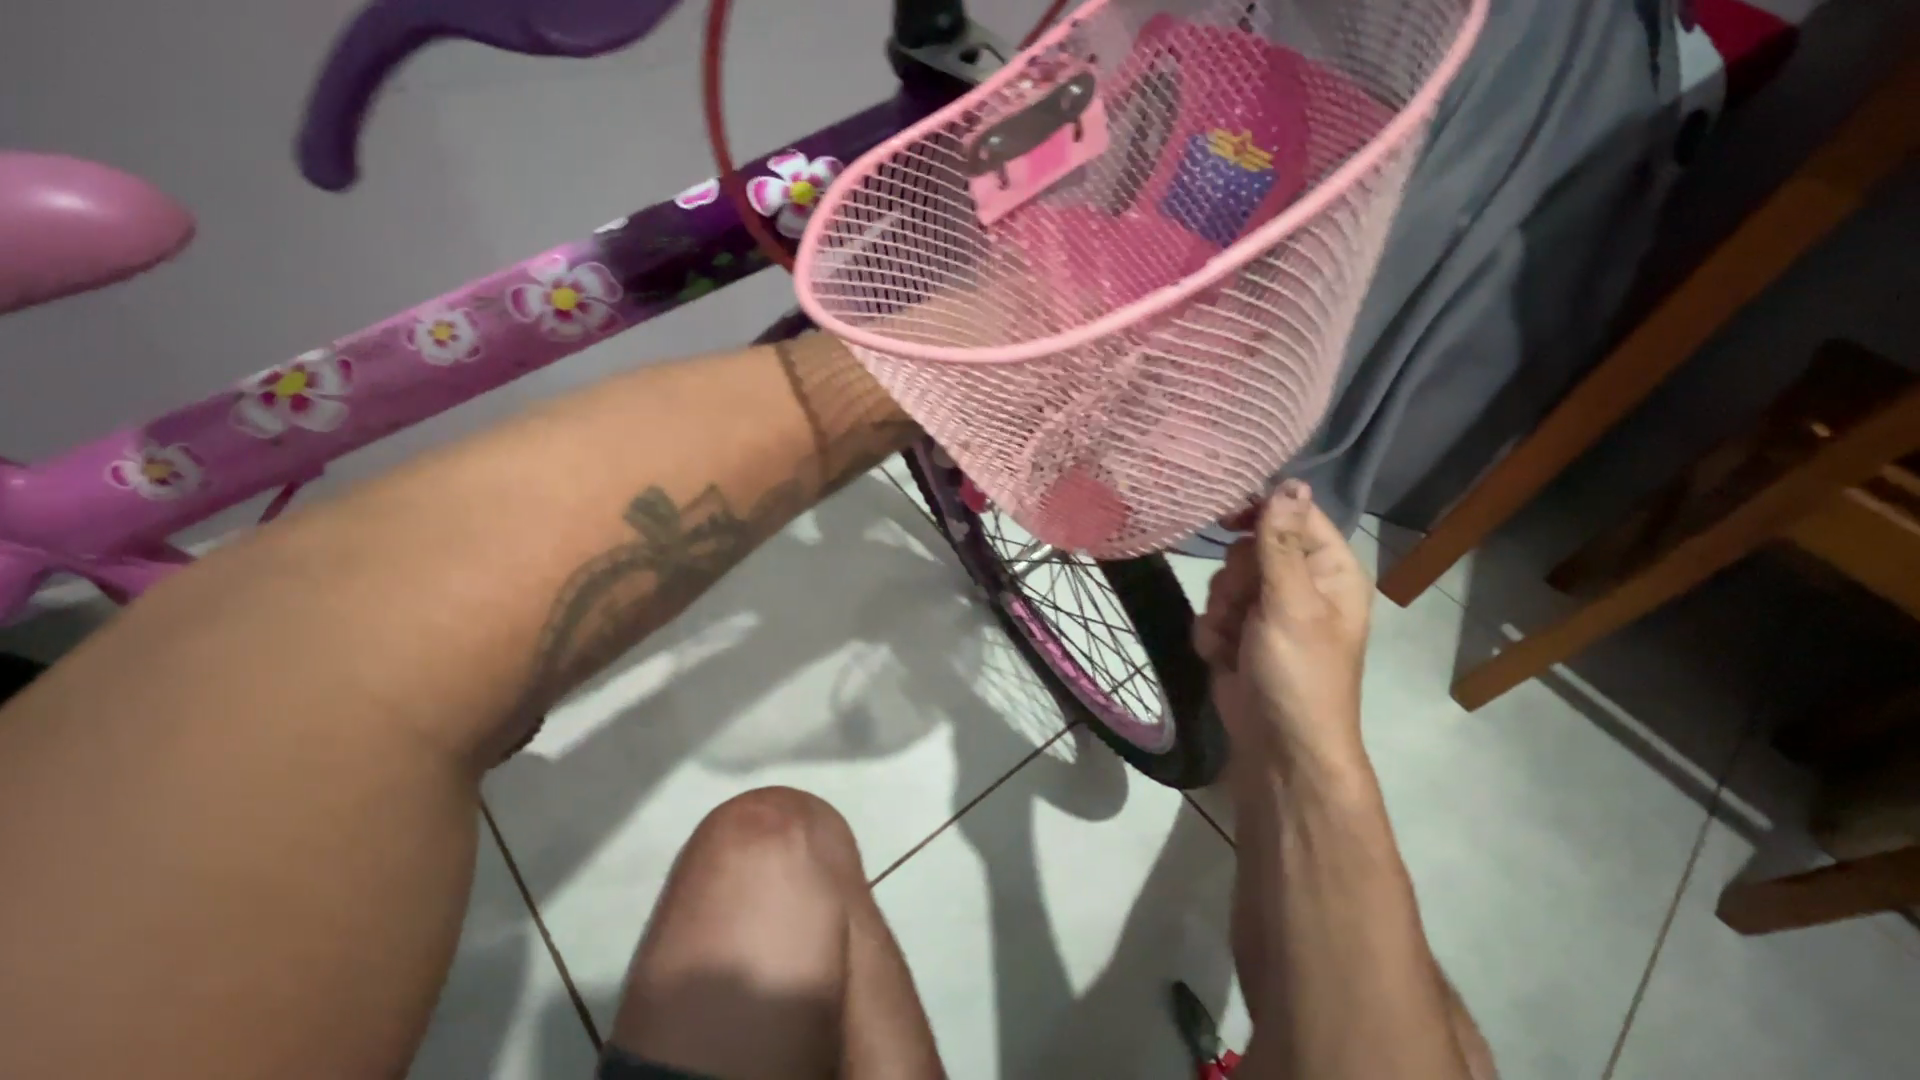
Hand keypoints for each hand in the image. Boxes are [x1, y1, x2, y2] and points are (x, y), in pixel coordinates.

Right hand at [1192, 481, 1373, 773]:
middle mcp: (1300, 585)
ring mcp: (1267, 613)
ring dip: (1220, 610)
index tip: (1226, 519)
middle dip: (1236, 579)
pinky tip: (1223, 657)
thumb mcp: (1290, 603)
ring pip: (1224, 581)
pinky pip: (1211, 613)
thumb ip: (1281, 543)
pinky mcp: (1238, 637)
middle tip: (1245, 608)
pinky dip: (1212, 635)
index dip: (1261, 514)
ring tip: (1234, 641)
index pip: (1295, 517)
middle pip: (1250, 548)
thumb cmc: (1298, 673)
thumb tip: (1289, 482)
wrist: (1279, 747)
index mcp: (1330, 571)